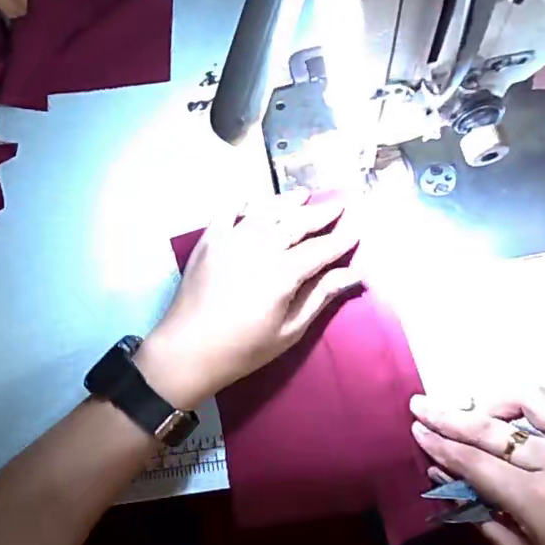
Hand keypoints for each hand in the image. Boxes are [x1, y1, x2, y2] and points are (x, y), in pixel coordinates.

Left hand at [135, 190, 362, 410]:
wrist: (187, 350)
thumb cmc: (244, 348)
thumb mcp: (290, 330)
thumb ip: (320, 296)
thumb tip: (352, 274)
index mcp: (283, 272)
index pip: (321, 249)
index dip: (341, 239)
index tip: (357, 229)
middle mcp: (260, 247)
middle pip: (297, 222)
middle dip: (321, 213)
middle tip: (339, 204)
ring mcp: (232, 239)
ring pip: (267, 210)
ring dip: (288, 201)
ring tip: (304, 194)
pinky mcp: (209, 239)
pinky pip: (231, 210)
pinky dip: (247, 202)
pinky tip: (257, 200)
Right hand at [410, 388, 544, 544]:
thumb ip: (492, 523)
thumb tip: (457, 490)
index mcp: (538, 499)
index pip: (474, 462)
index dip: (440, 443)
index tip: (416, 427)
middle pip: (493, 427)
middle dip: (451, 415)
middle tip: (423, 402)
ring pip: (533, 406)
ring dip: (498, 404)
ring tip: (481, 409)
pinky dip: (541, 423)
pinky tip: (534, 436)